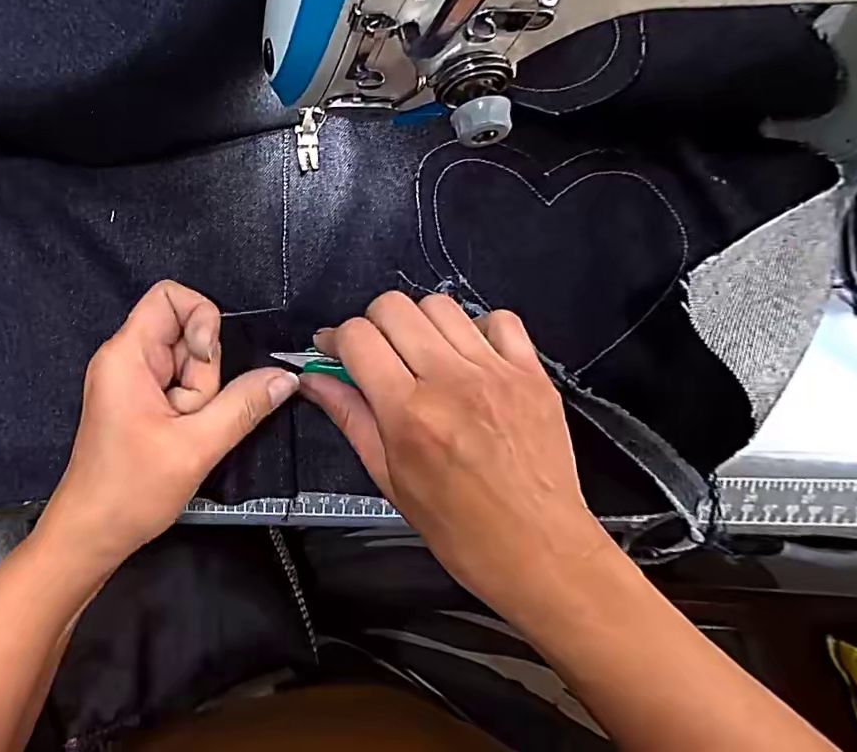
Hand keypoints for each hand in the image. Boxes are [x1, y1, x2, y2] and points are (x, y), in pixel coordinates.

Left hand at [40, 280, 297, 571]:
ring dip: (200, 392)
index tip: (205, 360)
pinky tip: (182, 431)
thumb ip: (244, 405)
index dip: (200, 317)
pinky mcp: (142, 396)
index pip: (169, 295)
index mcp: (127, 354)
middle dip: (204, 370)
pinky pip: (181, 379)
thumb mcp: (196, 447)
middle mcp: (126, 356)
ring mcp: (133, 377)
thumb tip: (285, 377)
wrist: (90, 536)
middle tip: (192, 412)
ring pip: (189, 358)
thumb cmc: (130, 492)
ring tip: (183, 428)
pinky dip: (194, 402)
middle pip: (186, 328)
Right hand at [301, 292, 610, 613]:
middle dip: (372, 323)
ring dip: (419, 323)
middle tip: (376, 352)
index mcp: (409, 414)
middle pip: (393, 306)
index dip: (336, 338)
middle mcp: (451, 382)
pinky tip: (469, 355)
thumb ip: (350, 417)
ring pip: (439, 304)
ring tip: (422, 354)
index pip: (357, 337)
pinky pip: (499, 318)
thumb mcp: (390, 479)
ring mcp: (495, 372)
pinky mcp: (530, 372)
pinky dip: (477, 328)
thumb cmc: (464, 530)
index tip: (336, 350)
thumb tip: (315, 381)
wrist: (541, 551)